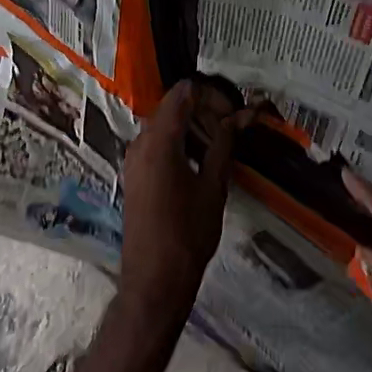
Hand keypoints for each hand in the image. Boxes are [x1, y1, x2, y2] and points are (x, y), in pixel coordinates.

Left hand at [117, 81, 250, 320]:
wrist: (154, 279)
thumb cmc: (188, 233)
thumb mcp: (213, 187)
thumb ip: (223, 146)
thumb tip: (238, 118)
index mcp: (159, 139)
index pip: (182, 93)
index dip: (210, 94)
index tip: (234, 110)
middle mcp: (140, 141)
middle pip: (172, 107)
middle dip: (203, 110)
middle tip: (233, 128)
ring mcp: (133, 157)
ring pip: (164, 125)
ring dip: (192, 127)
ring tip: (221, 145)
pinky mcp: (134, 173)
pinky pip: (156, 144)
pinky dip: (178, 142)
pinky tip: (200, 162)